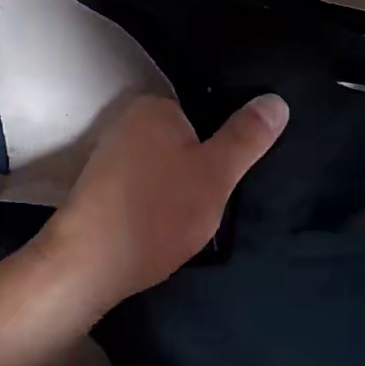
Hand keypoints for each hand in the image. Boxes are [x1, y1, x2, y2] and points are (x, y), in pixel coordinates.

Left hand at [30, 94, 289, 311]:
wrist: (87, 265)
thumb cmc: (157, 212)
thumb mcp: (216, 174)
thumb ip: (246, 137)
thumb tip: (277, 100)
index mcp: (153, 106)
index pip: (203, 113)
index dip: (220, 148)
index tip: (223, 179)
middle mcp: (125, 121)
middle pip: (182, 141)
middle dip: (197, 170)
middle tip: (205, 203)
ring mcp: (107, 155)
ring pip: (162, 168)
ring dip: (176, 191)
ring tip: (182, 220)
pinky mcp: (97, 187)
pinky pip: (141, 187)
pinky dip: (153, 204)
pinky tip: (157, 227)